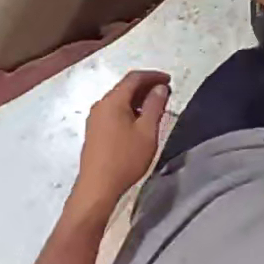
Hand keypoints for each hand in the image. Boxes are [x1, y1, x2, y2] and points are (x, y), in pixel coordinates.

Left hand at [70, 70, 170, 216]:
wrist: (97, 188)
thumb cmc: (125, 158)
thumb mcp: (147, 131)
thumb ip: (154, 106)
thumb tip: (160, 87)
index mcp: (113, 100)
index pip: (134, 78)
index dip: (153, 75)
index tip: (169, 80)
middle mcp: (101, 105)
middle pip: (125, 87)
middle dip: (146, 87)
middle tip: (165, 93)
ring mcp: (95, 118)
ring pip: (119, 100)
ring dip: (137, 99)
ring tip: (155, 107)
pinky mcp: (94, 131)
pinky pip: (113, 111)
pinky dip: (128, 109)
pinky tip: (139, 121)